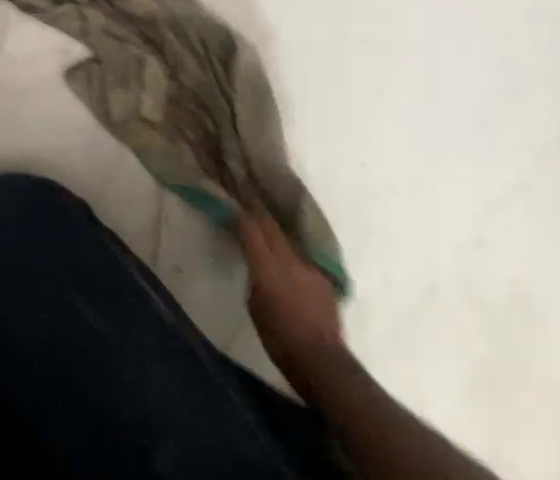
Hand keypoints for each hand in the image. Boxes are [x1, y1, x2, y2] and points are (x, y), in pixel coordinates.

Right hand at [236, 211, 345, 389]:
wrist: (322, 361)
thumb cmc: (278, 340)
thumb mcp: (255, 306)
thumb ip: (255, 279)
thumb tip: (257, 266)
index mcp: (268, 269)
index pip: (252, 231)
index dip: (242, 216)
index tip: (234, 204)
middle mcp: (290, 262)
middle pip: (273, 228)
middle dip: (259, 213)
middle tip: (248, 199)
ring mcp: (311, 269)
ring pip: (290, 242)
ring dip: (277, 234)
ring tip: (267, 230)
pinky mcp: (325, 280)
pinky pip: (304, 261)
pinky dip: (292, 257)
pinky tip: (290, 266)